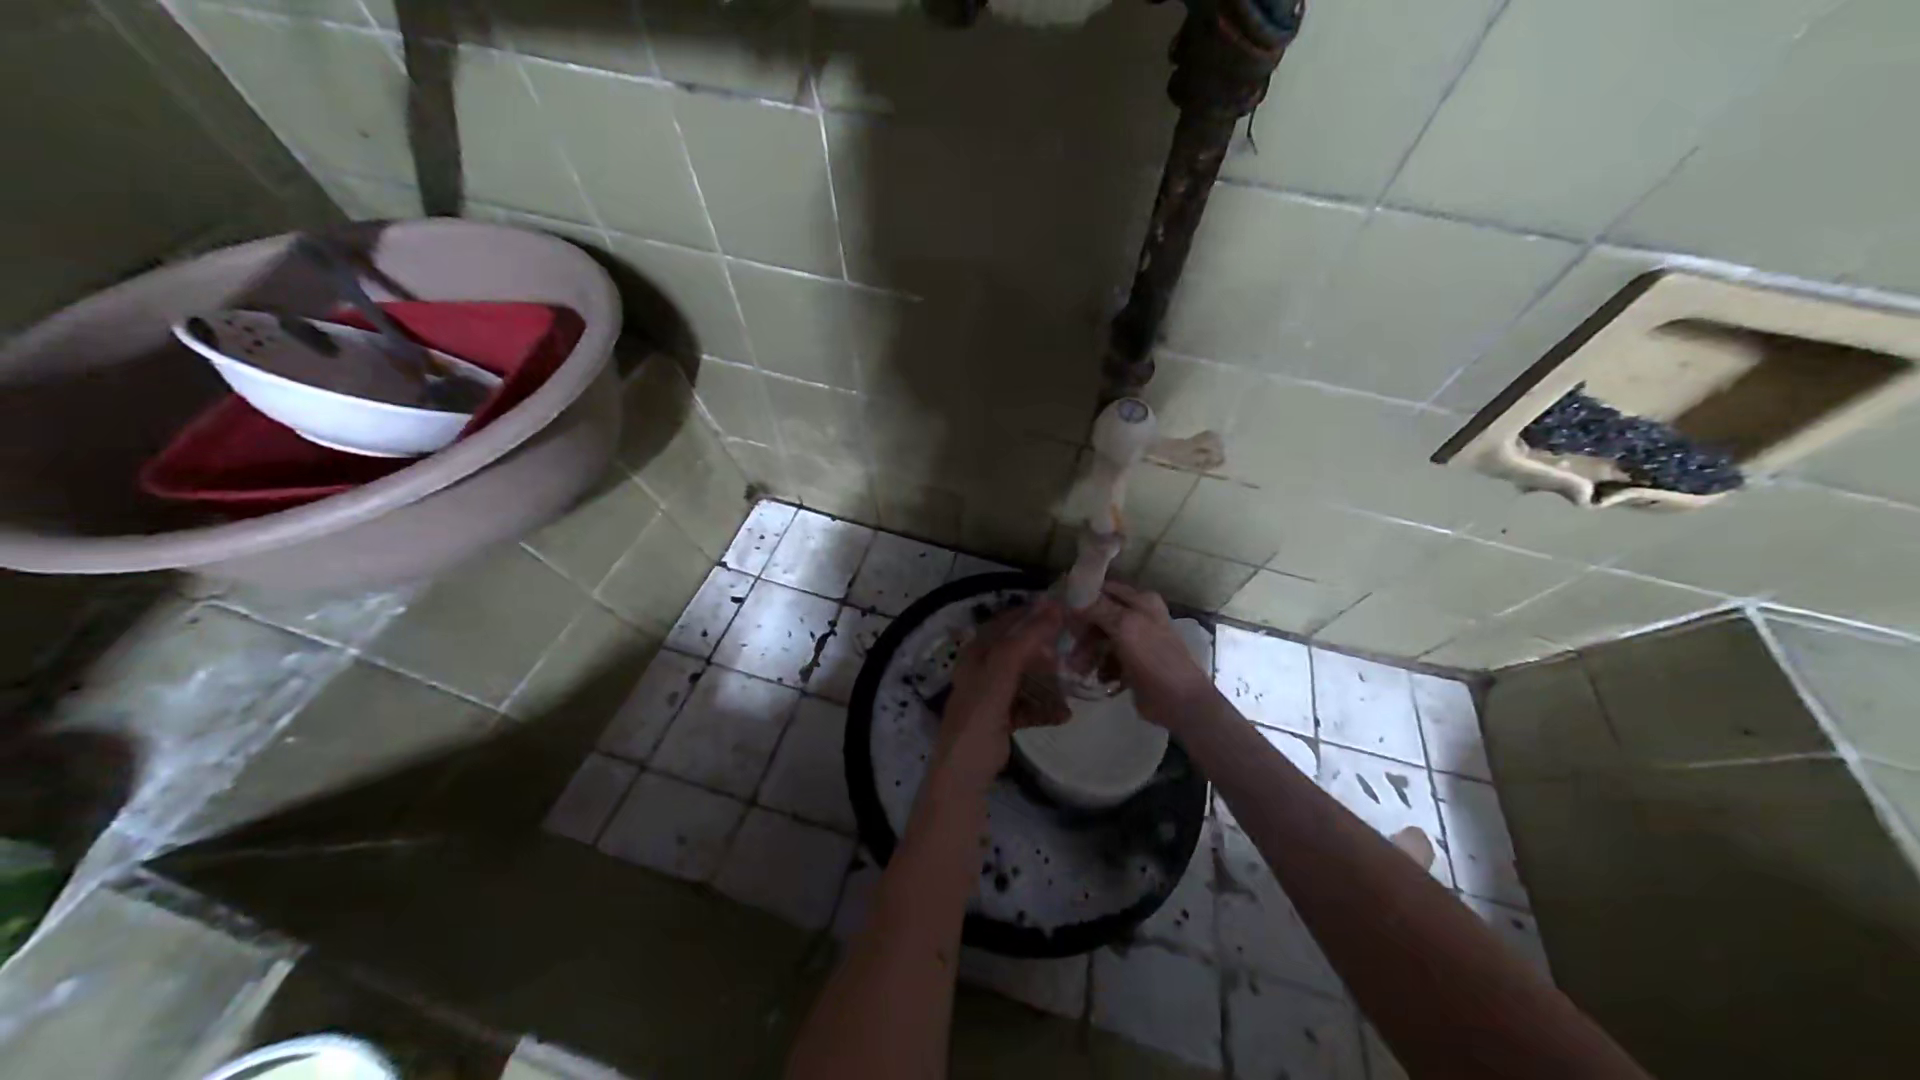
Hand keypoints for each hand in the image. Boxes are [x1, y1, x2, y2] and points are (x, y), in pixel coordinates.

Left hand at [934, 598, 1067, 793]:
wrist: (963, 775)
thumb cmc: (977, 719)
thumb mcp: (998, 677)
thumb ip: (1022, 644)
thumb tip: (1053, 608)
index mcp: (976, 654)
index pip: (1007, 622)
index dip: (1033, 615)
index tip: (1065, 613)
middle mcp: (983, 669)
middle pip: (1020, 650)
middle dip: (1046, 652)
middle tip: (1074, 651)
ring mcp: (993, 694)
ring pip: (1027, 677)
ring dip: (1049, 681)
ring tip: (1073, 684)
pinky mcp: (1002, 717)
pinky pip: (1028, 704)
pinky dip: (1044, 707)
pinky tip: (1063, 715)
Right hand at [1078, 582, 1216, 730]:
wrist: (1179, 701)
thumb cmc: (1153, 659)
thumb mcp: (1126, 627)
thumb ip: (1099, 608)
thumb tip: (1073, 596)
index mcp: (1141, 601)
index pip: (1104, 590)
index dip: (1082, 599)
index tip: (1061, 612)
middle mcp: (1139, 615)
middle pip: (1100, 615)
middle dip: (1083, 632)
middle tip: (1069, 647)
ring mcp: (1136, 640)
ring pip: (1102, 638)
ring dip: (1087, 652)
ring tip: (1078, 669)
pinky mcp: (1133, 662)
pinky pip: (1108, 658)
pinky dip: (1099, 666)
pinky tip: (1095, 677)